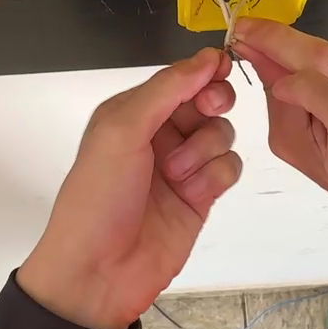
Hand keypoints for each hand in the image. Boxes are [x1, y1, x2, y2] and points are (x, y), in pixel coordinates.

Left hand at [18, 48, 241, 328]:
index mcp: (133, 111)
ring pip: (222, 133)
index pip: (180, 77)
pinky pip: (229, 166)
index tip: (220, 70)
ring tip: (178, 175)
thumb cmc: (98, 197)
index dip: (203, 71)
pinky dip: (215, 176)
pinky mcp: (201, 195)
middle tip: (207, 110)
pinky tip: (193, 193)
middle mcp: (159, 133)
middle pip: (207, 100)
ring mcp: (182, 165)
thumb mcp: (122, 130)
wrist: (99, 273)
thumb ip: (167, 89)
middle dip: (213, 103)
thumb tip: (207, 56)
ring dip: (205, 149)